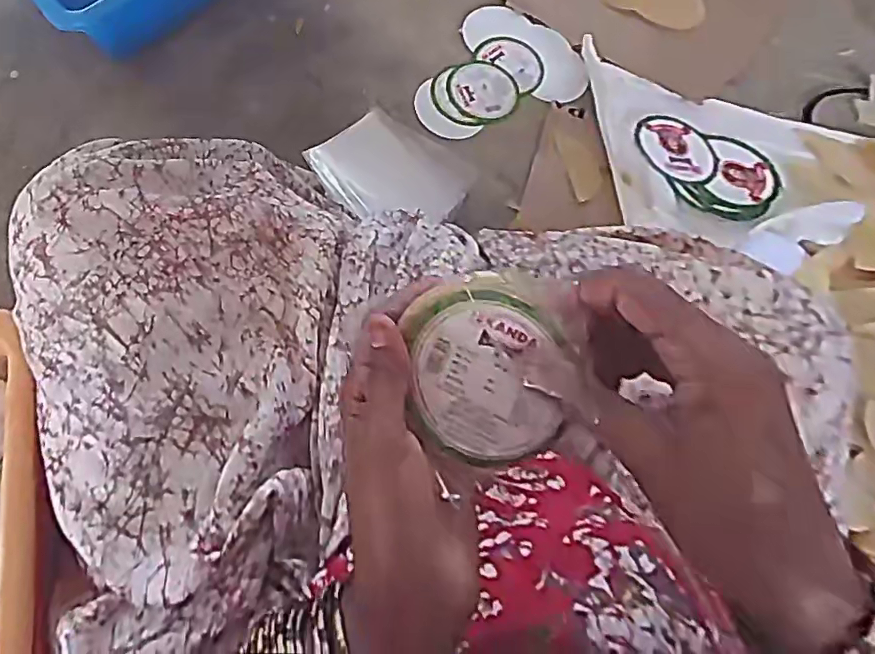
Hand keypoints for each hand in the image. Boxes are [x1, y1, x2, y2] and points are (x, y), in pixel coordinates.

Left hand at [340, 311, 479, 652]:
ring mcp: (422, 428)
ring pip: (439, 375)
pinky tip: (508, 375)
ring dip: (460, 351)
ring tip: (498, 328)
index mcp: (365, 399)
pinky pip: (464, 408)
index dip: (404, 305)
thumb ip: (385, 383)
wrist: (420, 588)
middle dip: (437, 321)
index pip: (379, 335)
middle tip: (479, 302)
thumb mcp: (385, 442)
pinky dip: (479, 387)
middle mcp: (391, 406)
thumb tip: (383, 320)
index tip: (442, 286)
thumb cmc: (393, 512)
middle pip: (412, 350)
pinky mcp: (451, 450)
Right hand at [556, 267, 864, 652]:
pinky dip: (641, 358)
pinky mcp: (736, 388)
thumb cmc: (722, 519)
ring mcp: (737, 367)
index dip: (592, 292)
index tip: (552, 314)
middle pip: (653, 303)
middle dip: (601, 316)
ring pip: (663, 326)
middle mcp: (730, 348)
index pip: (643, 293)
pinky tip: (612, 384)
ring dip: (618, 338)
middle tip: (560, 343)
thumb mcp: (648, 456)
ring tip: (580, 367)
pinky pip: (679, 353)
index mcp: (715, 357)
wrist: (797, 583)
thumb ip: (593, 397)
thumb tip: (545, 363)